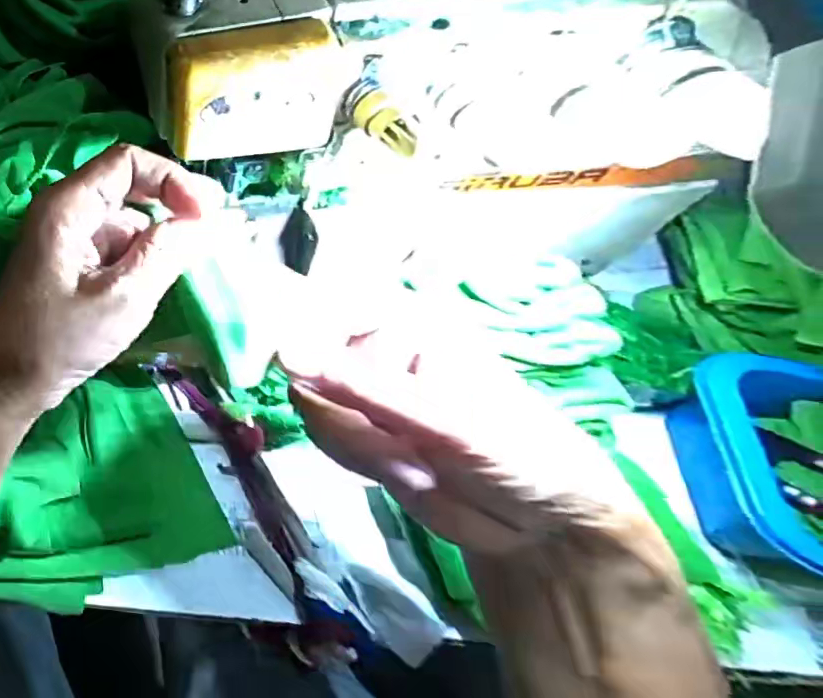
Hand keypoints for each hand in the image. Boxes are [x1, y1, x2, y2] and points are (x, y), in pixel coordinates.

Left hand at [0, 144, 225, 424]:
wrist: (7, 378)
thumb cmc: (58, 339)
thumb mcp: (122, 299)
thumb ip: (164, 253)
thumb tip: (201, 219)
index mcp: (66, 206)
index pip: (126, 161)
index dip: (172, 178)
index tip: (207, 214)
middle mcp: (61, 208)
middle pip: (125, 183)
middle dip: (170, 204)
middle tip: (210, 235)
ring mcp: (62, 233)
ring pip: (122, 215)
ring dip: (156, 234)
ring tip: (182, 270)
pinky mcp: (67, 256)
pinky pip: (111, 241)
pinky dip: (138, 254)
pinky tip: (153, 283)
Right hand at [280, 325, 648, 558]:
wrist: (550, 529)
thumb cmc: (524, 455)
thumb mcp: (445, 420)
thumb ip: (360, 386)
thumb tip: (284, 356)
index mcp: (402, 319)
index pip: (321, 305)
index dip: (296, 334)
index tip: (296, 370)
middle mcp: (371, 343)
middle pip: (306, 360)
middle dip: (344, 411)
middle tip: (396, 445)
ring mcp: (357, 384)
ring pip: (310, 399)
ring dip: (355, 442)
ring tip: (415, 466)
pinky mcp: (349, 420)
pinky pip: (319, 430)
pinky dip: (355, 458)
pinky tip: (403, 470)